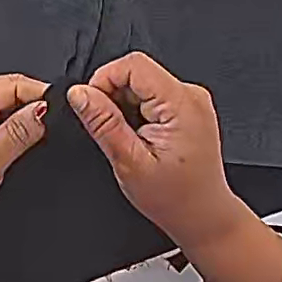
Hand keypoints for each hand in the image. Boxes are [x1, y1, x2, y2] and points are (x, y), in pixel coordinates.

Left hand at [0, 74, 49, 227]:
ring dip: (23, 121)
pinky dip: (12, 130)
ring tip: (31, 141)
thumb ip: (19, 133)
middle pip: (12, 91)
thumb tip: (44, 110)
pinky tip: (15, 146)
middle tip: (51, 129)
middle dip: (34, 108)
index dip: (41, 95)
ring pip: (7, 106)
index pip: (14, 83)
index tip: (62, 110)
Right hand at [66, 52, 254, 251]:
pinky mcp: (186, 107)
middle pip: (136, 72)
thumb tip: (79, 93)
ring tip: (132, 140)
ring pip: (140, 83)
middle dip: (114, 97)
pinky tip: (141, 138)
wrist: (202, 216)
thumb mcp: (129, 162)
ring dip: (125, 107)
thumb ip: (103, 122)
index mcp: (181, 104)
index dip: (104, 80)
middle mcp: (190, 95)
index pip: (134, 64)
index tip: (92, 107)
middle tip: (115, 133)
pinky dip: (136, 112)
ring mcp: (190, 100)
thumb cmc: (174, 198)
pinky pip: (151, 95)